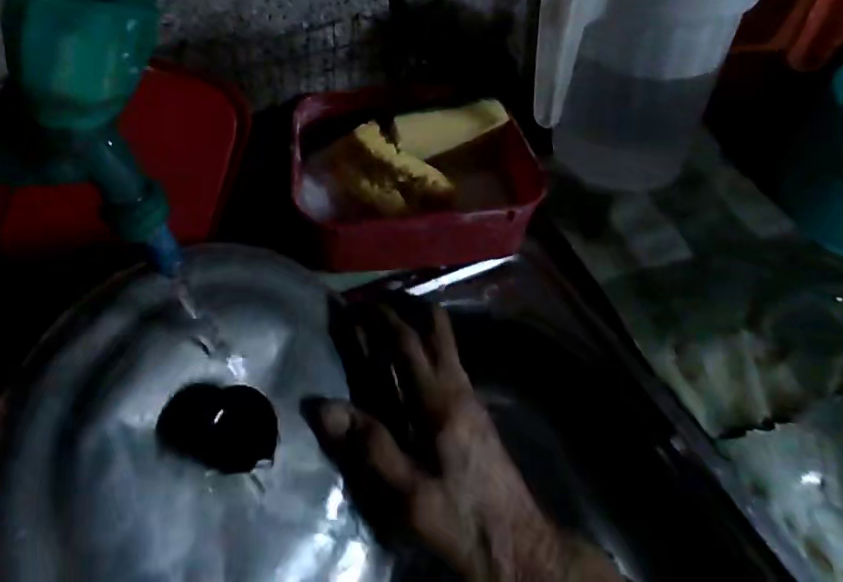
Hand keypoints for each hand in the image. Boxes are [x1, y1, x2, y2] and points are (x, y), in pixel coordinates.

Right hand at [312, 304, 622, 581]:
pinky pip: (448, 358)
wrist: (517, 541)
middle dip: (403, 307)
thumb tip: (324, 406)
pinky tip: (409, 361)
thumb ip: (370, 447)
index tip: (354, 302)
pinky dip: (426, 344)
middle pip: (435, 327)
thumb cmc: (461, 519)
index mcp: (440, 401)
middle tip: (373, 301)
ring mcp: (470, 395)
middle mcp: (458, 386)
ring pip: (445, 340)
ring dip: (416, 322)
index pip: (406, 343)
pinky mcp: (475, 409)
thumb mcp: (409, 495)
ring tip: (387, 320)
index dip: (379, 319)